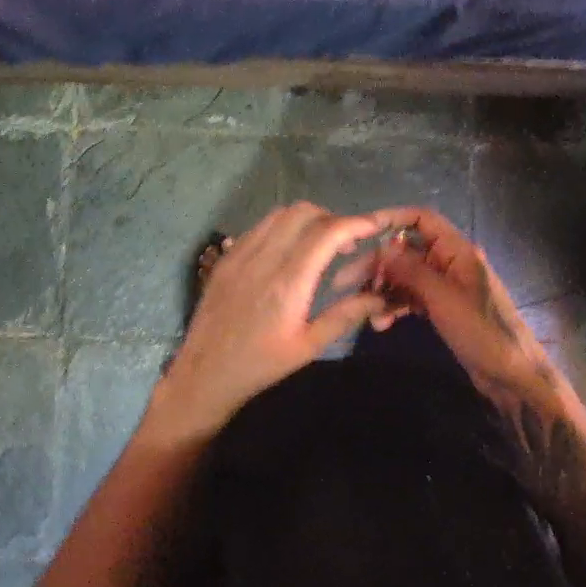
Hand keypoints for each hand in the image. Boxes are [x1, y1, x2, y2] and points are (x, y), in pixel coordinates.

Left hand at [144, 204, 396, 443]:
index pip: (327, 233)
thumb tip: (380, 296)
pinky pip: (259, 227)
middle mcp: (263, 259)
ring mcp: (240, 254)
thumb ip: (345, 315)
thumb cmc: (260, 365)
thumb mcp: (308, 346)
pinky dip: (281, 227)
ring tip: (319, 245)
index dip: (356, 223)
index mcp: (288, 283)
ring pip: (280, 214)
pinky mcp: (226, 257)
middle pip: (304, 212)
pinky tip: (289, 251)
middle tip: (347, 243)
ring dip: (307, 220)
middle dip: (332, 219)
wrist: (204, 373)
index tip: (375, 225)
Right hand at [370, 207, 559, 399]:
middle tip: (347, 282)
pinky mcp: (443, 308)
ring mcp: (447, 286)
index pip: (421, 219)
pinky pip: (413, 297)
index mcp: (458, 251)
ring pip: (407, 276)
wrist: (513, 376)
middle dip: (379, 264)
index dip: (391, 219)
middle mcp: (451, 262)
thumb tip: (382, 247)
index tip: (361, 233)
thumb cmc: (482, 332)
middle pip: (408, 250)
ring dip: (384, 288)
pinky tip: (380, 322)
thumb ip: (411, 270)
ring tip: (364, 308)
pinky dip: (396, 305)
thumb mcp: (443, 299)